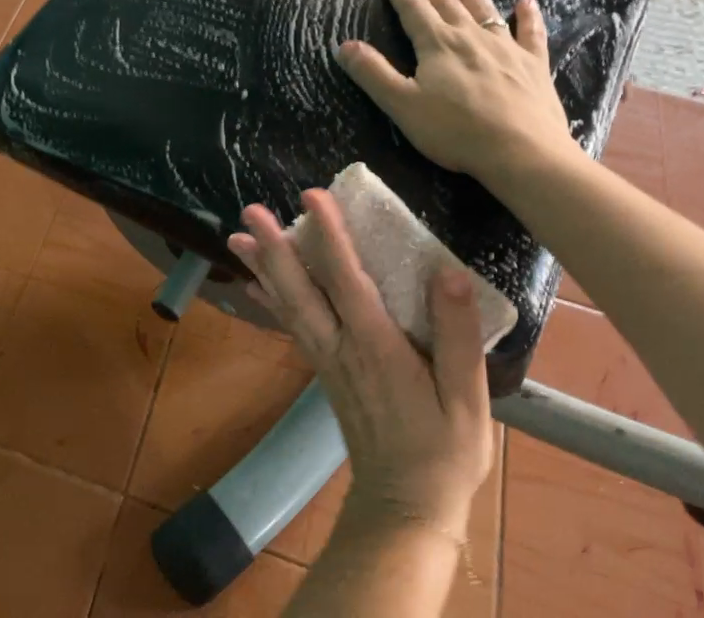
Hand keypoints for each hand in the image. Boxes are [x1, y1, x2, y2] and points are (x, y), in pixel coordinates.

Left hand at [230, 191, 494, 534]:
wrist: (404, 505)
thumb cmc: (443, 452)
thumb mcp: (467, 398)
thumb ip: (457, 336)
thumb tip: (450, 273)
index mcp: (376, 347)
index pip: (346, 280)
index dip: (329, 237)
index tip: (313, 198)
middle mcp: (341, 347)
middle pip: (300, 290)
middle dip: (275, 248)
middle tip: (251, 212)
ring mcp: (326, 360)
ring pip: (288, 306)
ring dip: (263, 269)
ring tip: (236, 239)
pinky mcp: (323, 371)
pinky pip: (292, 326)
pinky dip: (272, 300)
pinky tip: (255, 284)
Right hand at [337, 0, 575, 183]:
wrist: (522, 151)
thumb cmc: (455, 130)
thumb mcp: (402, 105)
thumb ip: (373, 74)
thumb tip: (344, 45)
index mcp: (437, 45)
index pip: (414, 12)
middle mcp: (471, 37)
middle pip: (447, 4)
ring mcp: (506, 49)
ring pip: (485, 12)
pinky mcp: (534, 65)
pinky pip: (531, 33)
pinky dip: (528, 16)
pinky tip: (526, 2)